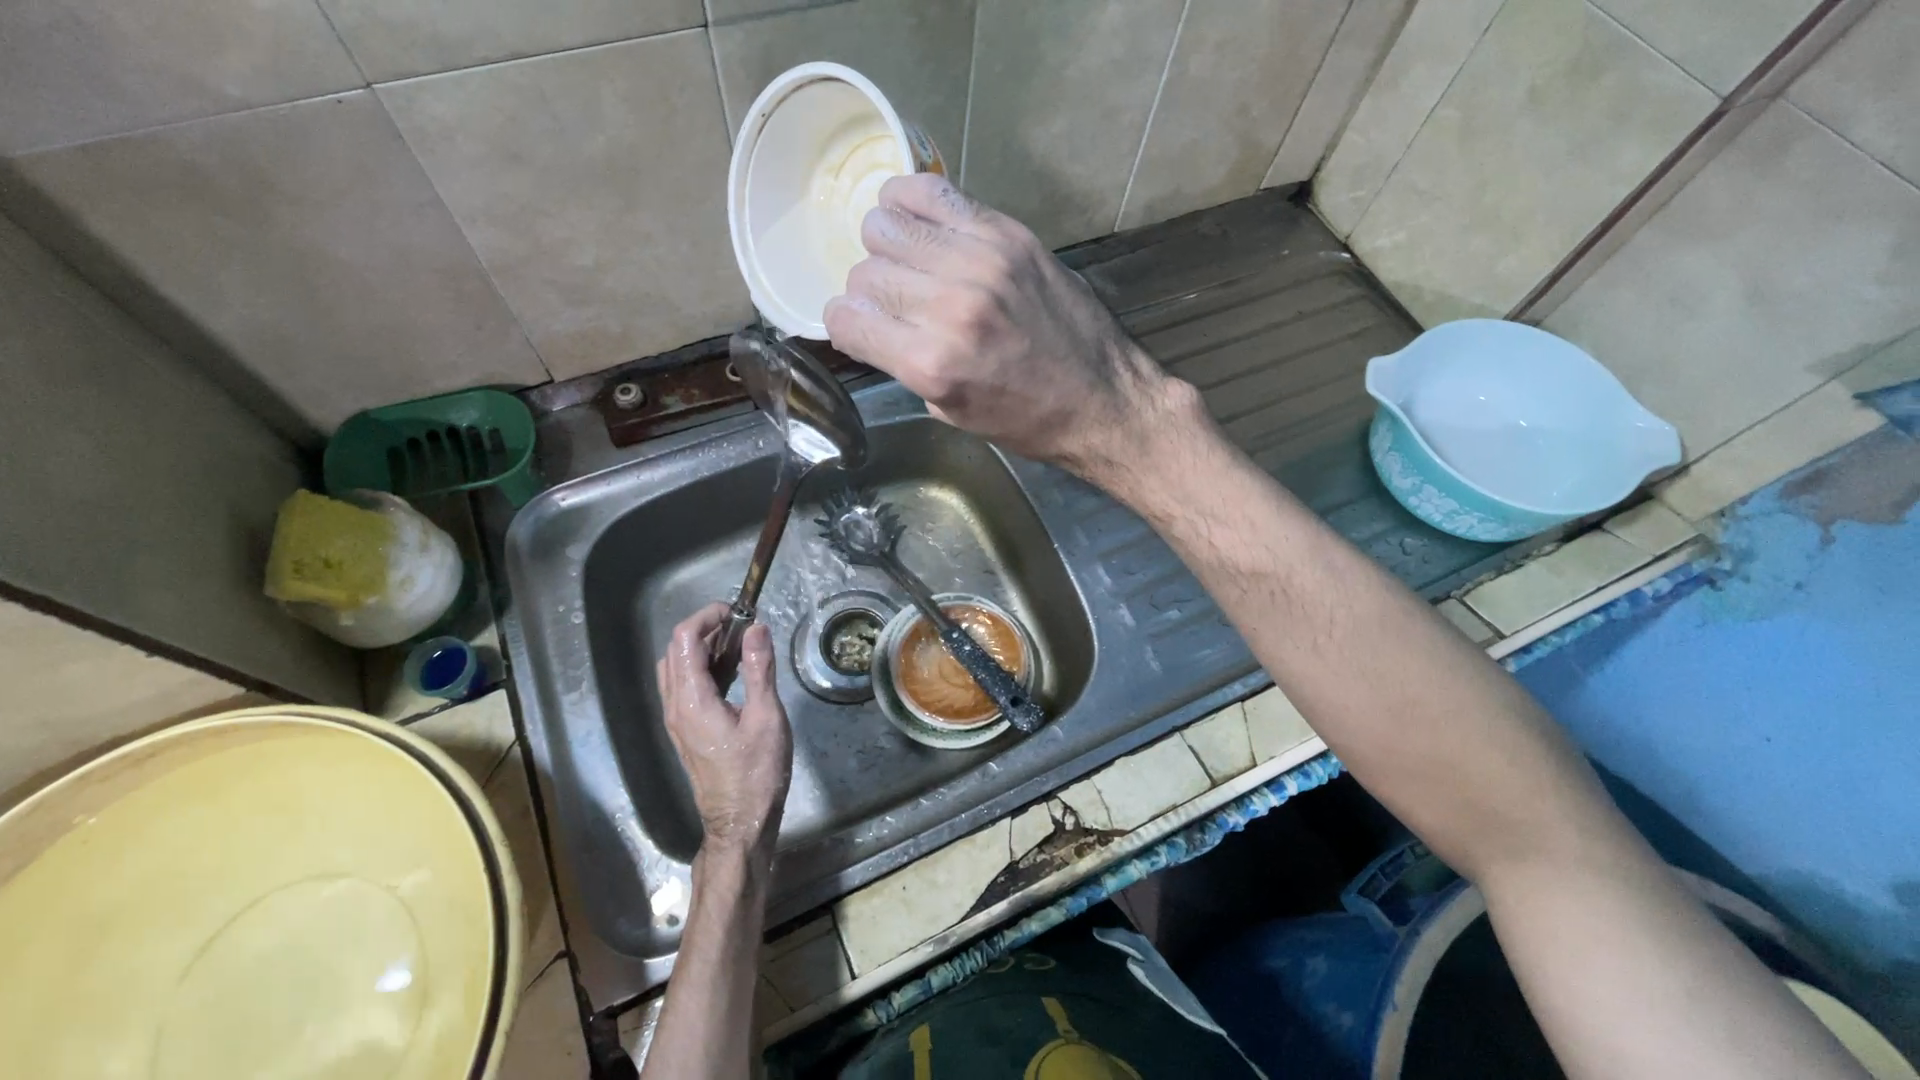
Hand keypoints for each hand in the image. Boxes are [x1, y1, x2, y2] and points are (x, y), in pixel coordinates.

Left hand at [656, 603, 792, 858]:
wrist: (739, 822)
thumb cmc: (756, 772)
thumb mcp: (766, 718)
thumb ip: (759, 670)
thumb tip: (756, 628)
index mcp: (691, 699)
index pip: (685, 639)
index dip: (707, 616)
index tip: (739, 612)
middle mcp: (675, 706)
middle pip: (676, 650)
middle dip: (706, 629)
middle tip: (743, 628)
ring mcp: (677, 720)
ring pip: (676, 668)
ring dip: (703, 648)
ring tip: (740, 646)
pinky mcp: (685, 730)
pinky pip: (684, 686)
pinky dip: (703, 668)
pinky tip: (732, 673)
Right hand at [825, 173, 1191, 482]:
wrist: (1101, 400)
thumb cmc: (1024, 419)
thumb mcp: (949, 410)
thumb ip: (902, 361)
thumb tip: (870, 320)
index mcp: (930, 363)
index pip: (845, 318)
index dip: (847, 325)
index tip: (863, 329)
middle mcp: (948, 306)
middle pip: (865, 272)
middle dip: (870, 292)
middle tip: (899, 304)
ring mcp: (980, 262)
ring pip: (886, 226)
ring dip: (888, 248)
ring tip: (912, 265)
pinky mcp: (1007, 234)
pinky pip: (929, 191)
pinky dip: (911, 202)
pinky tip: (922, 224)